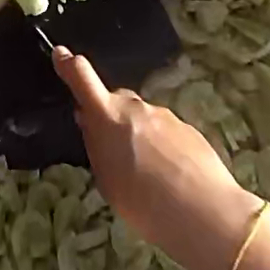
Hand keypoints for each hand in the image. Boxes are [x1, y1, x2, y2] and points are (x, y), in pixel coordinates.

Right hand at [52, 46, 263, 269]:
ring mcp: (165, 116)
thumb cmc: (145, 205)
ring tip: (147, 176)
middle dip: (110, 118)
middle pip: (115, 102)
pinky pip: (164, 132)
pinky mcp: (188, 129)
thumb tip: (90, 122)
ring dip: (138, 136)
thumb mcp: (107, 181)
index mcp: (108, 116)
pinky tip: (169, 178)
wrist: (208, 216)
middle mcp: (136, 108)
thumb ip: (97, 146)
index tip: (61, 53)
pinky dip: (161, 147)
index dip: (70, 65)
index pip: (83, 78)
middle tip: (113, 151)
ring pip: (142, 119)